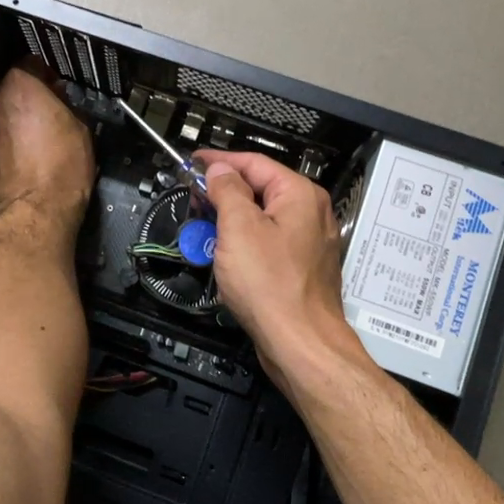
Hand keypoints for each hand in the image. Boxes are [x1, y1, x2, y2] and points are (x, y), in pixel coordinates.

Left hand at [0, 64, 94, 220]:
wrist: (39, 208)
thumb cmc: (62, 169)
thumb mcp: (80, 126)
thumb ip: (64, 103)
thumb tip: (58, 100)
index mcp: (20, 85)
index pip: (29, 63)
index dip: (44, 75)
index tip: (53, 86)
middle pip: (6, 88)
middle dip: (22, 98)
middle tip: (42, 115)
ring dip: (6, 121)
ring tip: (27, 141)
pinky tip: (13, 158)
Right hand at [196, 150, 356, 382]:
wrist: (300, 343)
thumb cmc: (270, 284)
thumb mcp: (238, 228)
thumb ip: (227, 191)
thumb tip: (220, 170)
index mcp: (300, 195)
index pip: (254, 163)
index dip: (220, 161)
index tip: (192, 163)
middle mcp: (311, 214)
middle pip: (260, 190)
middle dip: (223, 193)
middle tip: (193, 200)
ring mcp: (309, 243)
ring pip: (263, 219)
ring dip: (231, 222)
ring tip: (204, 231)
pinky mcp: (301, 269)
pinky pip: (269, 244)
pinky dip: (245, 244)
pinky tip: (227, 257)